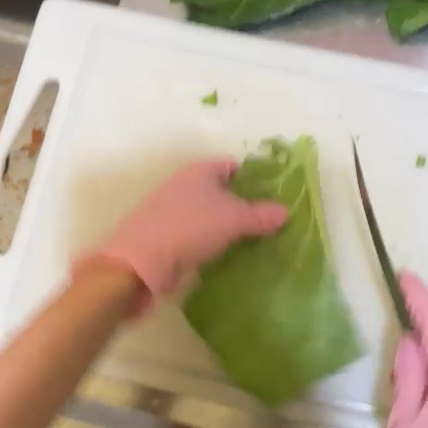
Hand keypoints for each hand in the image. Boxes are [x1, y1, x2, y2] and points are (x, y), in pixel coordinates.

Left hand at [83, 159, 288, 307]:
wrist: (141, 262)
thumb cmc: (190, 228)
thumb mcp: (234, 219)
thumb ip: (261, 215)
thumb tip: (286, 211)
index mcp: (199, 171)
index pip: (233, 166)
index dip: (255, 177)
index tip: (276, 195)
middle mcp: (184, 186)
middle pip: (222, 191)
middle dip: (245, 205)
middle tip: (272, 222)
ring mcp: (174, 213)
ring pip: (210, 215)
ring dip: (229, 227)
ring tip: (257, 241)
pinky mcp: (168, 238)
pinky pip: (199, 236)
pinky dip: (214, 243)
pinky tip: (230, 256)